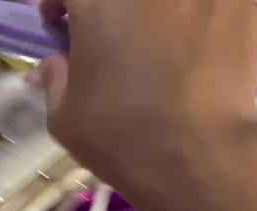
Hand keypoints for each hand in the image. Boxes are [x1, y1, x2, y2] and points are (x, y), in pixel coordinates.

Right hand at [35, 0, 256, 200]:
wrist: (194, 149)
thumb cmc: (116, 133)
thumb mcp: (64, 116)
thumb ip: (56, 79)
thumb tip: (51, 66)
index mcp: (101, 1)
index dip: (57, 0)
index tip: (56, 22)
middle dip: (106, 6)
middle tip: (105, 29)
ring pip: (164, 2)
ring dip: (150, 14)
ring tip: (150, 39)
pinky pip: (204, 4)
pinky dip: (192, 16)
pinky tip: (189, 50)